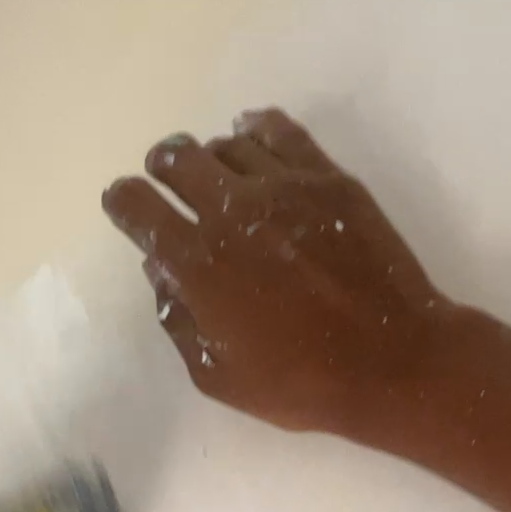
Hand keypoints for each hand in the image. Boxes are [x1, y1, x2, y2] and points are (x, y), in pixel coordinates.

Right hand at [102, 108, 452, 433]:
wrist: (388, 363)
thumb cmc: (297, 382)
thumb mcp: (217, 375)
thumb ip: (178, 321)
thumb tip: (160, 273)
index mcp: (198, 264)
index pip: (138, 208)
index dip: (122, 202)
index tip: (123, 206)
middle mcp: (231, 212)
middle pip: (177, 160)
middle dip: (160, 168)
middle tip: (165, 181)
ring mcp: (283, 187)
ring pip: (226, 143)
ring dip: (208, 155)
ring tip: (213, 172)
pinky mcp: (328, 178)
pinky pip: (278, 131)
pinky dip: (254, 129)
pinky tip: (249, 136)